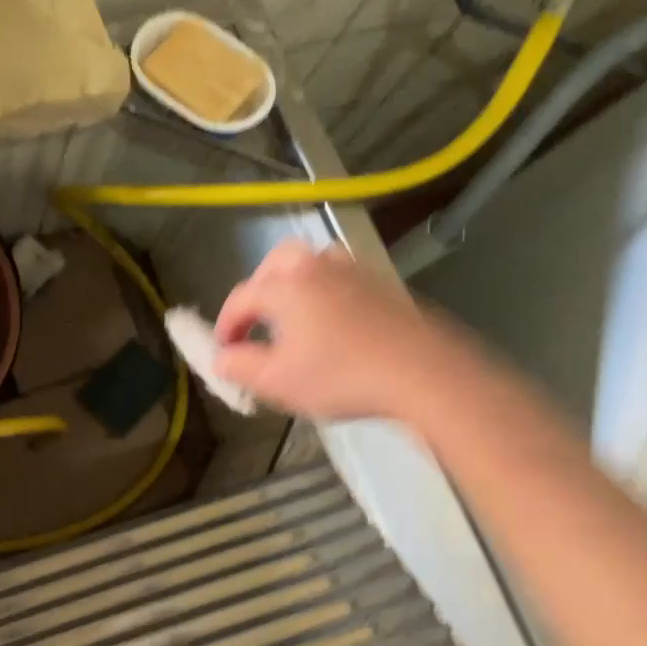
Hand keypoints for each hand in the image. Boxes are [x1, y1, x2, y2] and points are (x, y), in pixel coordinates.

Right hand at [214, 240, 448, 420]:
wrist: (424, 373)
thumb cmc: (341, 377)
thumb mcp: (277, 382)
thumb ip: (238, 367)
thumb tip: (222, 357)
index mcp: (285, 286)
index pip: (240, 298)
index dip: (225, 325)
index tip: (224, 350)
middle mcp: (317, 267)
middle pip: (276, 263)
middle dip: (258, 289)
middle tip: (256, 321)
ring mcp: (355, 272)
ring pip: (312, 264)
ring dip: (294, 285)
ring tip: (292, 317)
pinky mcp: (384, 286)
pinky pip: (342, 279)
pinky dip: (325, 293)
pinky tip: (331, 325)